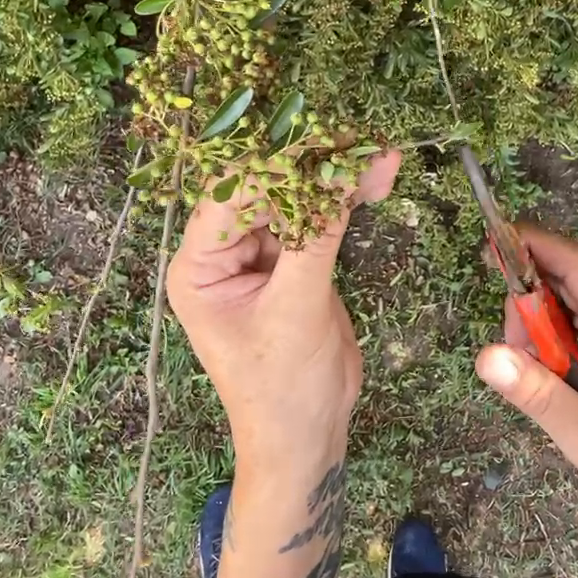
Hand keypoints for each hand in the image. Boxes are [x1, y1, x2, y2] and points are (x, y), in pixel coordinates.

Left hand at [166, 149, 401, 465]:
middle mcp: (223, 252)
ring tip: (377, 154)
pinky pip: (318, 218)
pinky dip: (346, 201)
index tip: (320, 140)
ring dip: (335, 179)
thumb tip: (343, 171)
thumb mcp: (296, 310)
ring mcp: (260, 254)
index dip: (273, 165)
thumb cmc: (282, 387)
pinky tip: (378, 177)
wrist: (308, 437)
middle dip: (311, 167)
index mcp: (198, 265)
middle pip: (265, 189)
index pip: (230, 195)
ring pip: (296, 198)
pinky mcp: (294, 260)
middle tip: (356, 141)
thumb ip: (317, 238)